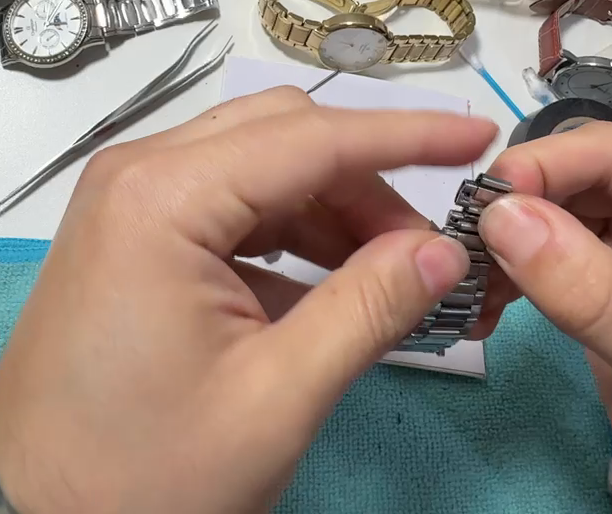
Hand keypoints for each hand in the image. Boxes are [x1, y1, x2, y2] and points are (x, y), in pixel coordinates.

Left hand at [0, 87, 497, 513]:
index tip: (479, 136)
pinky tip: (333, 278)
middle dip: (365, 178)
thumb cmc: (141, 478)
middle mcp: (141, 168)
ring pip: (259, 162)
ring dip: (331, 204)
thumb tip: (448, 248)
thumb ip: (368, 308)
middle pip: (283, 134)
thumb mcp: (273, 400)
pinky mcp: (134, 225)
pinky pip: (230, 201)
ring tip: (393, 268)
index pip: (310, 138)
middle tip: (431, 242)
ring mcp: (132, 194)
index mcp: (164, 194)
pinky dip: (289, 229)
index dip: (405, 135)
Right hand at [475, 123, 611, 513]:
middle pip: (581, 175)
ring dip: (508, 242)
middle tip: (460, 250)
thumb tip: (498, 213)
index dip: (543, 166)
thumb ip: (592, 292)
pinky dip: (516, 272)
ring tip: (468, 283)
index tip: (476, 203)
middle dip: (519, 208)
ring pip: (558, 209)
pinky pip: (554, 252)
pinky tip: (487, 301)